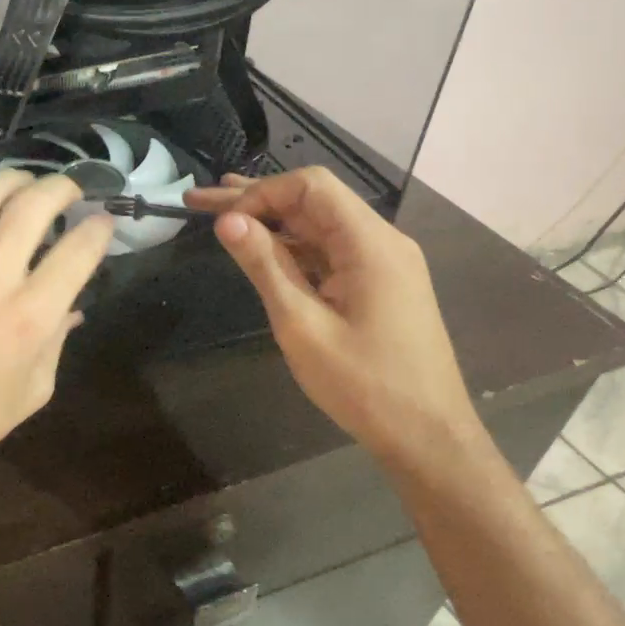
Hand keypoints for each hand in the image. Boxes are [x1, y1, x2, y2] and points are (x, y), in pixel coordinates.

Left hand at [0, 171, 115, 482]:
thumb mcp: (35, 390)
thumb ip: (57, 339)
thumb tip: (72, 303)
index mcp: (30, 316)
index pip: (78, 250)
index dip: (99, 229)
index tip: (103, 222)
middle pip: (32, 205)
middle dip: (61, 187)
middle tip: (70, 190)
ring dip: (10, 180)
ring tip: (24, 182)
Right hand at [185, 168, 487, 474]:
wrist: (428, 438)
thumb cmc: (364, 384)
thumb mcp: (302, 325)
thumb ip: (265, 266)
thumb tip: (227, 221)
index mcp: (371, 244)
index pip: (311, 187)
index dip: (260, 193)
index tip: (222, 223)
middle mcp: (381, 242)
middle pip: (312, 201)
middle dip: (254, 199)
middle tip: (196, 202)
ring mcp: (382, 263)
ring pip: (317, 225)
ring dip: (267, 219)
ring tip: (215, 214)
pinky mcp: (377, 284)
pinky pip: (327, 250)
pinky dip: (288, 244)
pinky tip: (256, 245)